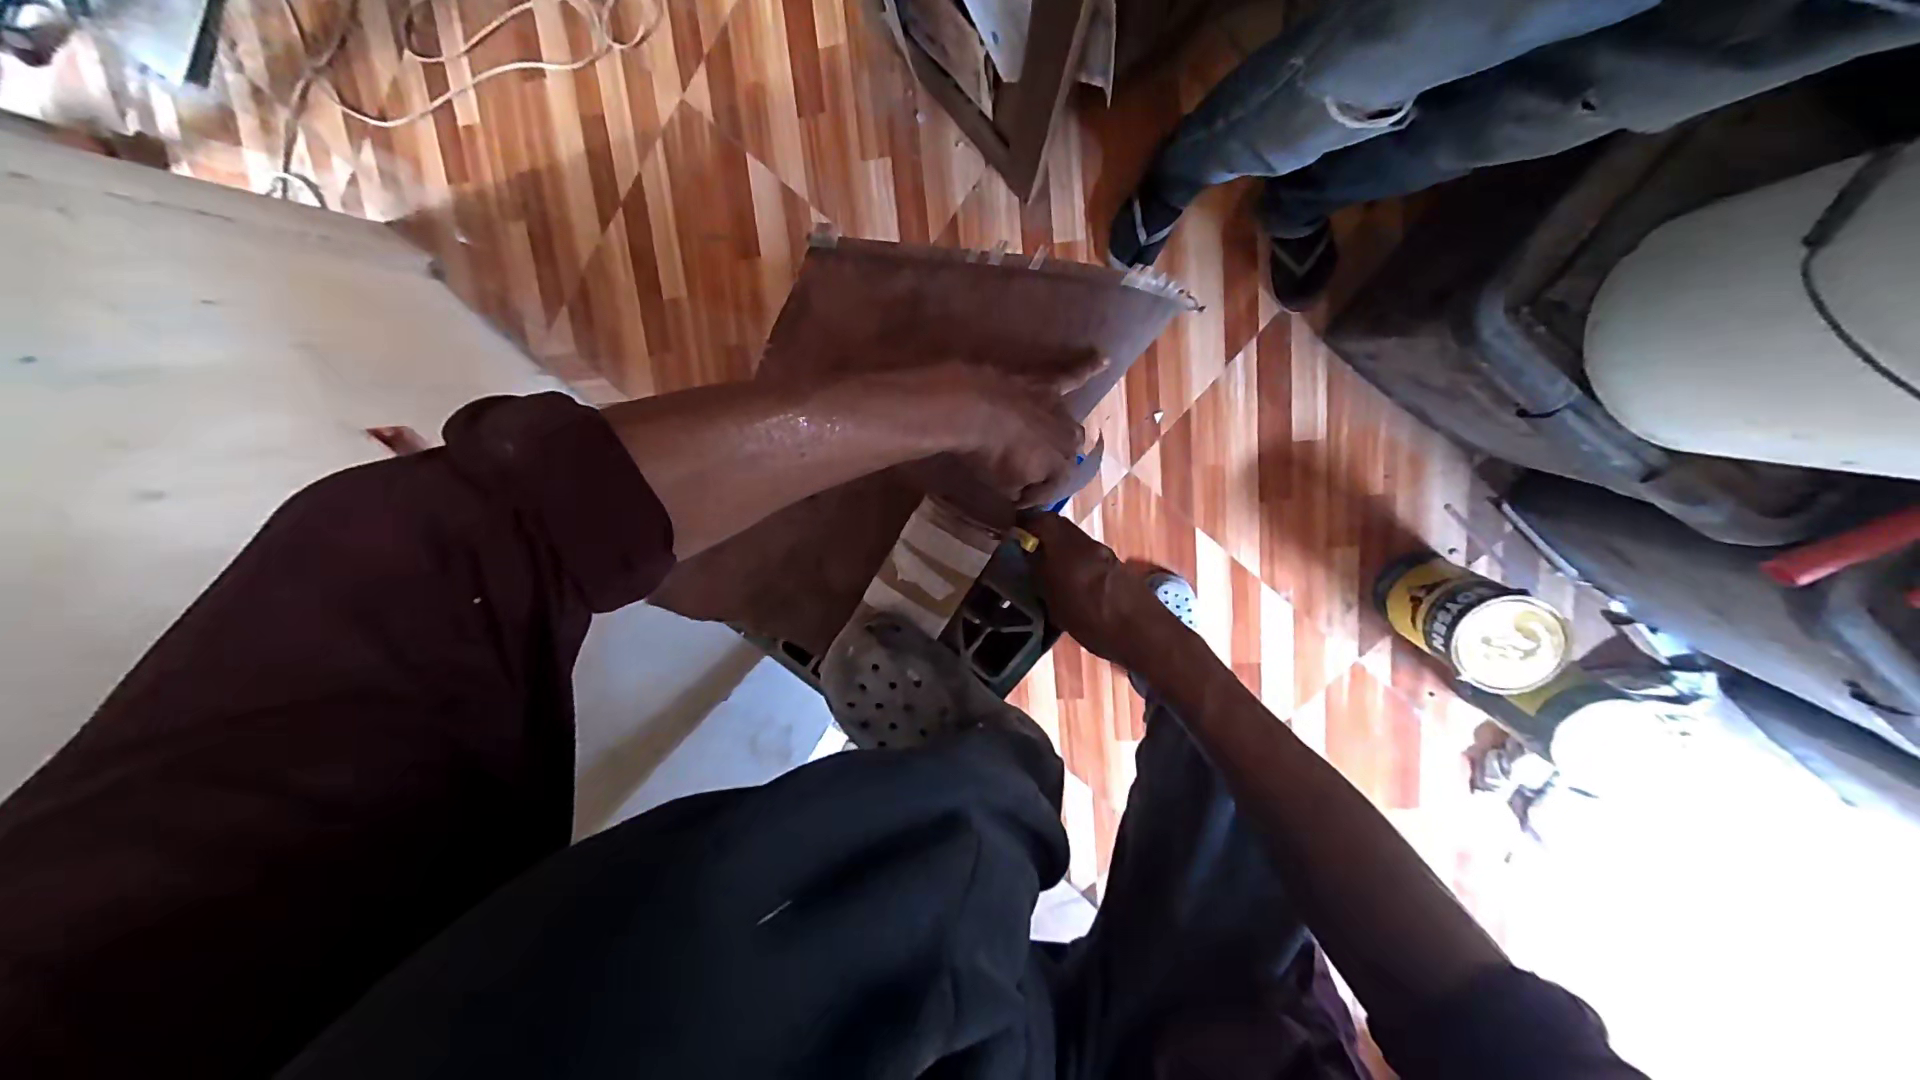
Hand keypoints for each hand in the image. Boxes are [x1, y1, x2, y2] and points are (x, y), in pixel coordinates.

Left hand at [846, 359, 1102, 506]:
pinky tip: (1102, 358)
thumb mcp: (1001, 485)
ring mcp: (1061, 408)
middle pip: (1061, 456)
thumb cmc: (988, 454)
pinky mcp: (1047, 383)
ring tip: (1044, 441)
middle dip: (1046, 465)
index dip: (1032, 496)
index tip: (1015, 501)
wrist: (975, 409)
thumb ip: (1016, 491)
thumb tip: (1018, 496)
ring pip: (1066, 424)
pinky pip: (1074, 374)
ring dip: (1055, 434)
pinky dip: (1088, 366)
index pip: (1051, 487)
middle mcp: (1070, 438)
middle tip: (1024, 471)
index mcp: (1061, 467)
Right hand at [1020, 511, 1183, 672]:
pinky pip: (1088, 556)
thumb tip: (1028, 557)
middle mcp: (1088, 545)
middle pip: (1060, 528)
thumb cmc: (1095, 622)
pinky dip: (1075, 563)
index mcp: (1069, 549)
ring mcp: (1106, 555)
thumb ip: (1040, 576)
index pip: (1042, 520)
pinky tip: (1071, 586)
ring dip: (1060, 550)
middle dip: (1041, 536)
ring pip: (1075, 542)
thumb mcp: (1056, 604)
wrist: (1146, 636)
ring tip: (1046, 573)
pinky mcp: (1117, 568)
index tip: (1012, 537)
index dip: (1025, 525)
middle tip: (1026, 554)